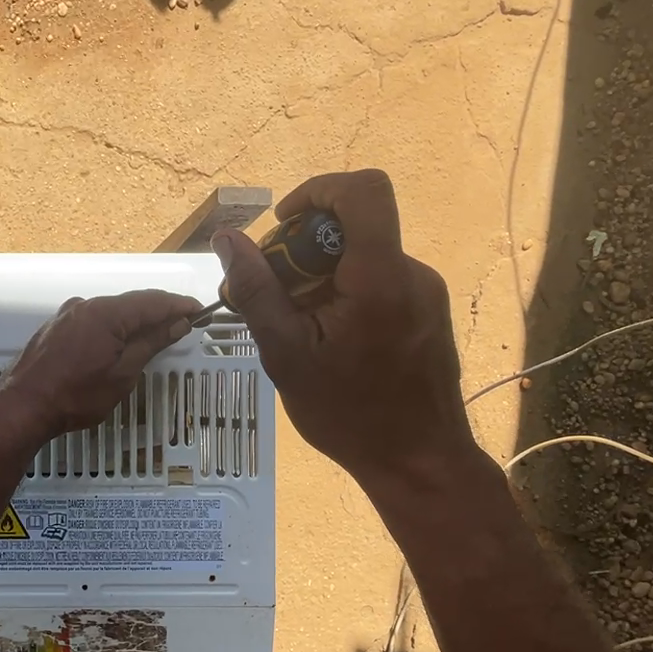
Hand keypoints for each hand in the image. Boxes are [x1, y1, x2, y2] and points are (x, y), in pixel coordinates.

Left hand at [0, 290, 200, 441]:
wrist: (22, 407)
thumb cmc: (73, 396)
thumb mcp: (122, 374)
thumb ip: (151, 343)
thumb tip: (176, 324)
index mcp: (105, 312)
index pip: (153, 300)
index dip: (179, 305)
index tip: (199, 311)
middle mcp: (85, 305)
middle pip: (131, 303)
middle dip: (159, 313)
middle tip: (183, 325)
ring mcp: (66, 316)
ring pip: (110, 312)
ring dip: (134, 322)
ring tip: (154, 337)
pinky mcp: (54, 329)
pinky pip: (92, 320)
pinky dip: (111, 328)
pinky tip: (119, 343)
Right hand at [213, 170, 477, 483]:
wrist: (419, 460)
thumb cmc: (348, 413)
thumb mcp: (286, 354)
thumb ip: (256, 290)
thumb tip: (226, 239)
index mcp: (379, 278)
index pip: (363, 190)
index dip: (317, 191)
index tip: (282, 226)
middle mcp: (411, 272)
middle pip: (351, 227)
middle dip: (300, 250)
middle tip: (268, 297)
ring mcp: (424, 291)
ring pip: (360, 257)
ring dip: (316, 277)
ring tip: (291, 327)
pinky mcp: (426, 310)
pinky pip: (375, 281)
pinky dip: (340, 294)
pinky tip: (322, 339)